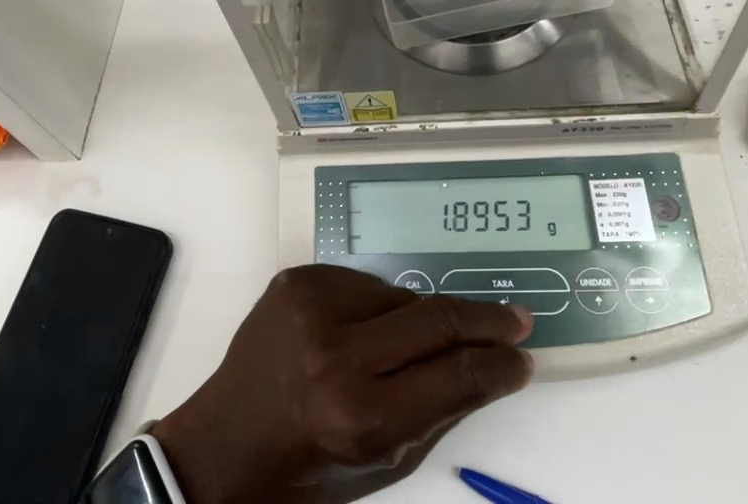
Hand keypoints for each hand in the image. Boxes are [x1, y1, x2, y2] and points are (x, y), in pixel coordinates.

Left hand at [152, 264, 534, 503]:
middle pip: (435, 320)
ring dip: (421, 317)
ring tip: (414, 343)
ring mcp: (310, 308)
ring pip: (400, 296)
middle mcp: (335, 353)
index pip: (455, 375)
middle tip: (514, 320)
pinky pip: (362, 282)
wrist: (226, 444)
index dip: (498, 365)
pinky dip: (376, 304)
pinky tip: (366, 329)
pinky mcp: (295, 281)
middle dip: (484, 320)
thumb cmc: (310, 466)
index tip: (521, 358)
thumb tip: (492, 366)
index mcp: (360, 414)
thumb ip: (441, 409)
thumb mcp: (384, 460)